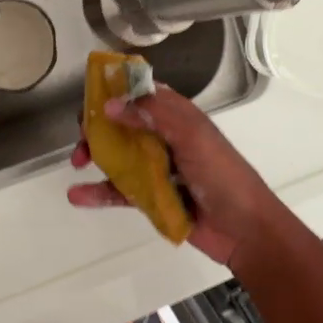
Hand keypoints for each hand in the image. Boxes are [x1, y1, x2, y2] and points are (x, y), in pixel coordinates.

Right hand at [68, 85, 285, 266]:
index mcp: (178, 118)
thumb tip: (111, 103)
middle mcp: (165, 138)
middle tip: (82, 137)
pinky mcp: (152, 198)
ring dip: (94, 155)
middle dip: (98, 126)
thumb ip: (155, 114)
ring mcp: (158, 169)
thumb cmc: (223, 176)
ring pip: (118, 156)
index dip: (117, 91)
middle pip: (123, 124)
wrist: (246, 231)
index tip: (90, 96)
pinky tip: (77, 195)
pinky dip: (98, 192)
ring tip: (76, 164)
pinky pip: (120, 190)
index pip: (143, 94)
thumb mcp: (193, 136)